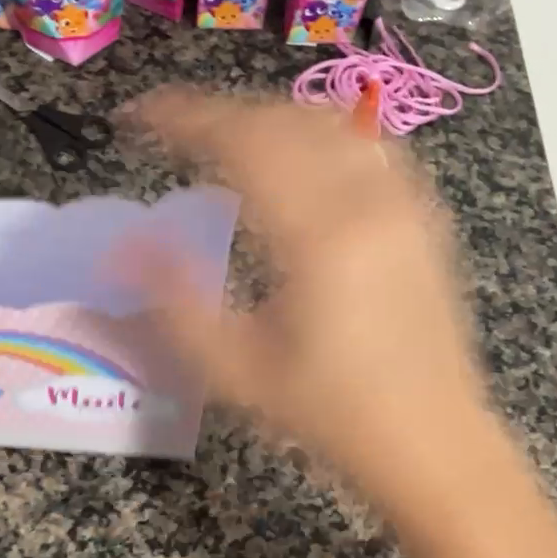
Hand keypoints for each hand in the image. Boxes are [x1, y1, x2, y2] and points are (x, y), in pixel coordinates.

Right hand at [129, 89, 493, 494]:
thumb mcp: (235, 371)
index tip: (139, 116)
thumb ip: (173, 301)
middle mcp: (367, 202)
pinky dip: (320, 136)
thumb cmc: (329, 414)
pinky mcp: (425, 219)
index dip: (182, 118)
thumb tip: (124, 245)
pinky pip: (368, 147)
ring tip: (228, 140)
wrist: (433, 443)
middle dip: (219, 114)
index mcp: (318, 236)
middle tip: (172, 131)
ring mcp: (405, 205)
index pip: (242, 142)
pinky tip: (300, 161)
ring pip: (331, 124)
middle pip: (284, 120)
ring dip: (270, 118)